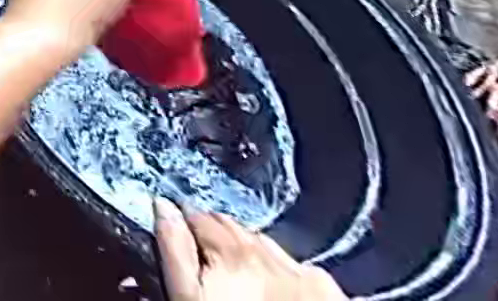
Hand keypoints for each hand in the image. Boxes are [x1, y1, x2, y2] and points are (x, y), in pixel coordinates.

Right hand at [155, 199, 346, 300]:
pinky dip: (287, 270)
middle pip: (234, 226)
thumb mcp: (186, 298)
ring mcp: (307, 278)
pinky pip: (305, 269)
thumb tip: (162, 205)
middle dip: (217, 232)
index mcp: (230, 254)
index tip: (180, 231)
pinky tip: (282, 290)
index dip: (185, 221)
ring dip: (249, 249)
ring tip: (241, 274)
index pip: (198, 216)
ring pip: (267, 244)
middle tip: (207, 255)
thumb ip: (173, 248)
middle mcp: (269, 257)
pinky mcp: (335, 299)